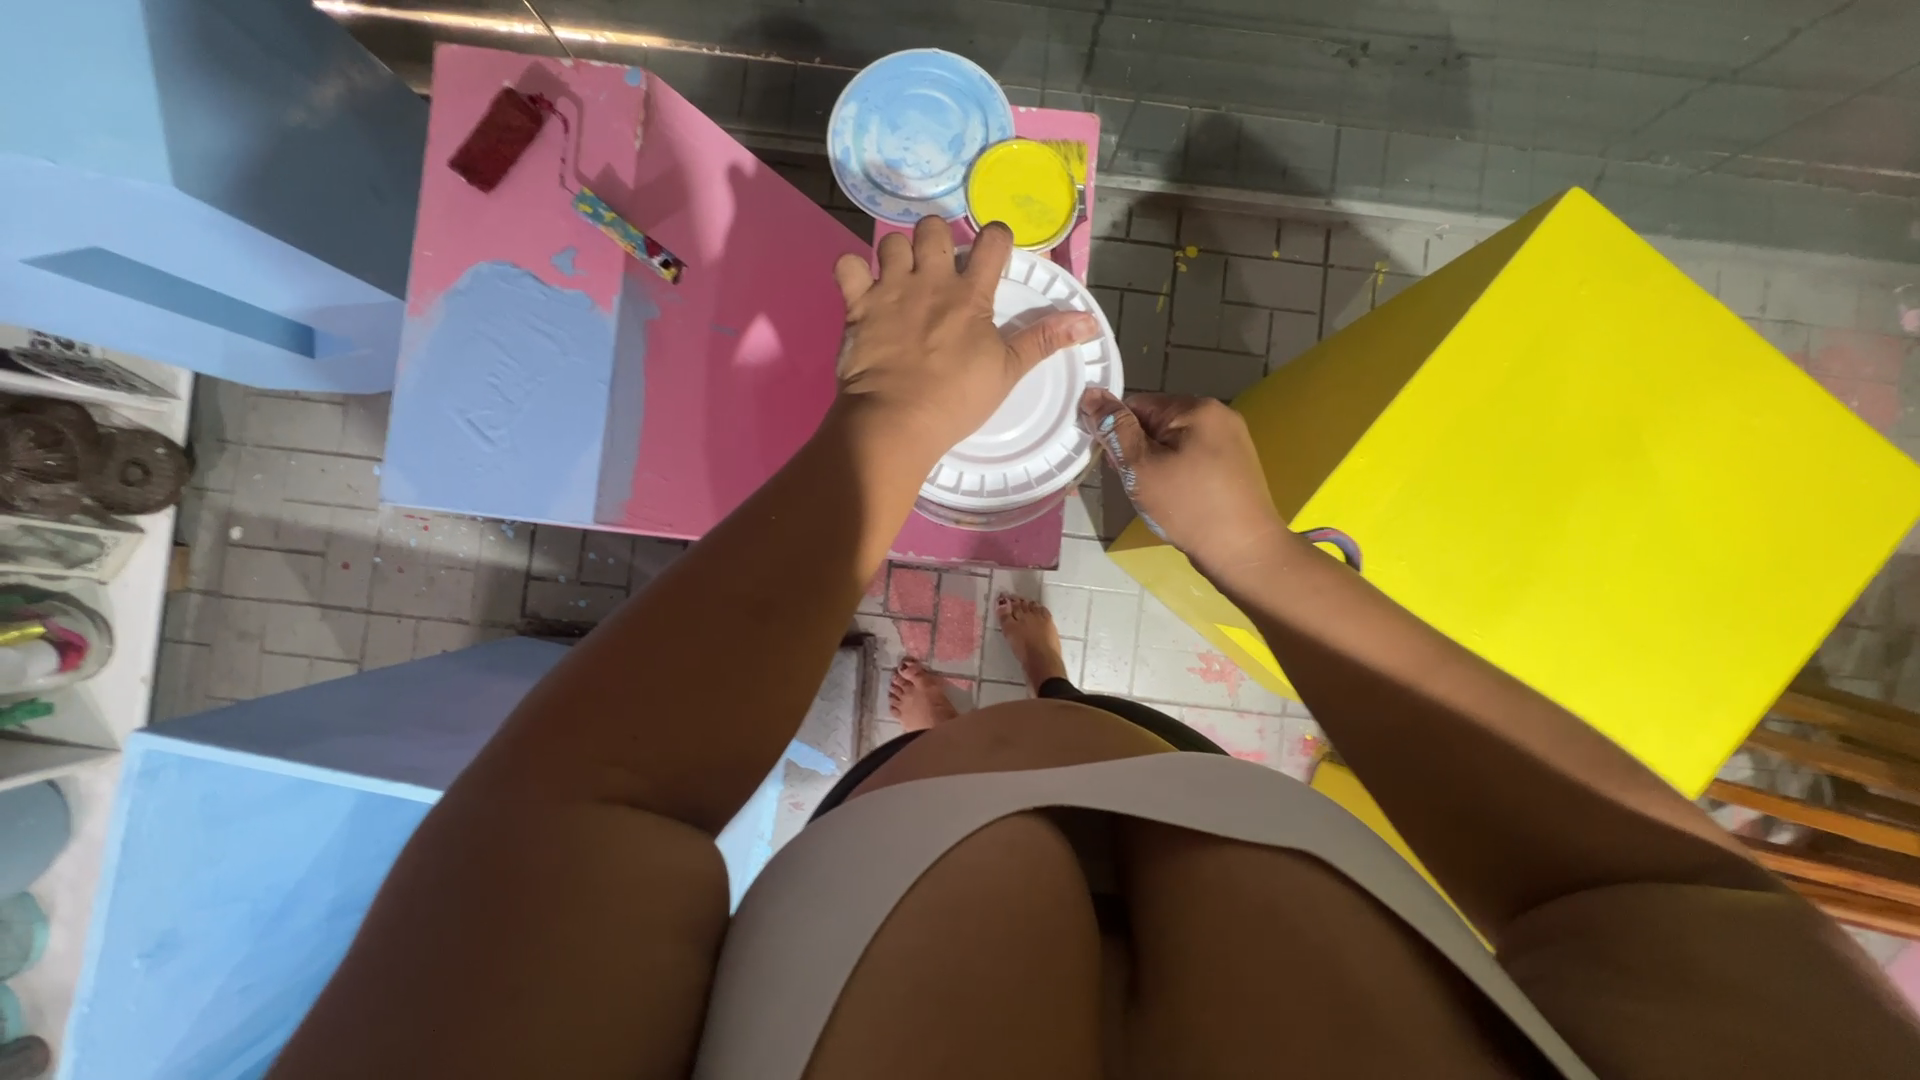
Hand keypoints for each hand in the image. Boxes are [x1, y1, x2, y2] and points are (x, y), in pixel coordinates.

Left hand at [832, 217, 1100, 465]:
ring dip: (897, 254)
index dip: (996, 238)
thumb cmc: (956, 400)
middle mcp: (929, 280)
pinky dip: (852, 272)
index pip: (992, 240)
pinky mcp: (856, 306)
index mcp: (970, 294)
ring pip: (891, 243)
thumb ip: (1044, 340)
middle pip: (932, 228)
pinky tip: (860, 288)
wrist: (896, 421)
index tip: (994, 252)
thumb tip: (1088, 322)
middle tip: (938, 267)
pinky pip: (847, 266)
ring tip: (901, 279)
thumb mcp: (1008, 371)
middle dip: (937, 239)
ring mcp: (889, 290)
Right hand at [1080, 389, 1290, 577]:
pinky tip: (1178, 498)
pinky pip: (1194, 457)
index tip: (1116, 466)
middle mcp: (1218, 414)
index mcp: (1196, 407)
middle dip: (1139, 451)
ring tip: (1158, 495)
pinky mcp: (1236, 463)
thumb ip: (1115, 429)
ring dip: (1157, 464)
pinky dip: (1178, 473)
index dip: (1118, 433)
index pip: (1137, 404)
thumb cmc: (1188, 507)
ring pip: (1174, 442)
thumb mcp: (1141, 467)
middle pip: (1157, 422)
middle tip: (1138, 486)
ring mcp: (1232, 439)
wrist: (1243, 550)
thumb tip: (1091, 394)